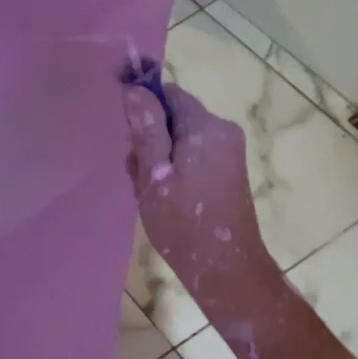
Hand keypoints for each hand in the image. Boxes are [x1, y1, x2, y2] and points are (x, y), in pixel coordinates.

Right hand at [121, 83, 277, 291]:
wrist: (226, 269)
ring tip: (151, 194)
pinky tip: (165, 198)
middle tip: (140, 177)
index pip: (168, 94)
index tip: (129, 140)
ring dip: (159, 159)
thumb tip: (134, 89)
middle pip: (173, 117)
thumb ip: (146, 129)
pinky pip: (192, 156)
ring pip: (179, 139)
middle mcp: (223, 131)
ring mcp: (228, 152)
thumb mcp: (153, 175)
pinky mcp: (227, 171)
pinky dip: (174, 171)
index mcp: (206, 127)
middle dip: (150, 140)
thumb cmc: (183, 223)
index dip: (144, 109)